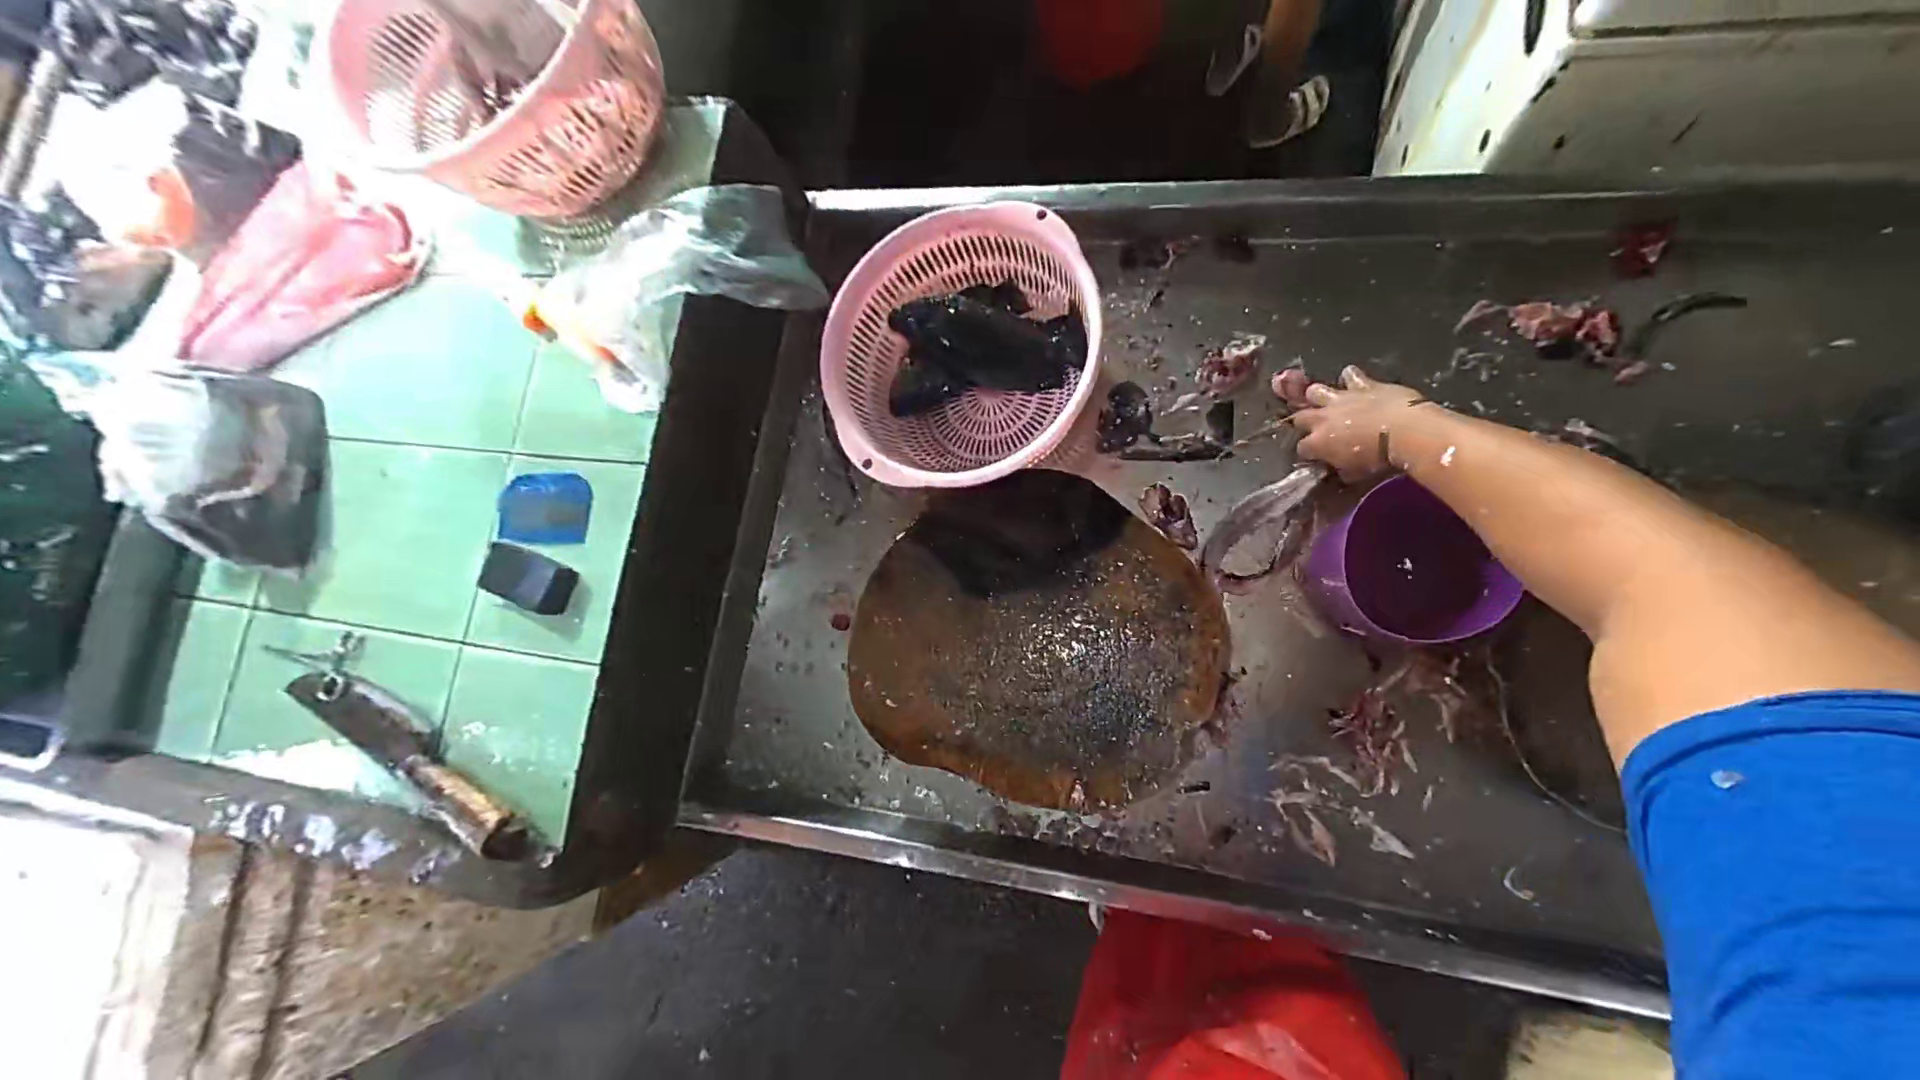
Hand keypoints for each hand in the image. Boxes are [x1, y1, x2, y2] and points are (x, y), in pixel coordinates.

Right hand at [1288, 366, 1436, 481]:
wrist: (1406, 432)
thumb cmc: (1380, 458)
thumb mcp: (1357, 473)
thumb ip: (1344, 469)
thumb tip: (1341, 470)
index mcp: (1318, 443)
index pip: (1302, 448)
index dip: (1308, 451)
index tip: (1315, 455)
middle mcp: (1322, 418)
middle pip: (1301, 418)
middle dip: (1304, 422)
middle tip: (1314, 426)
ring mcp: (1341, 399)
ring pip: (1315, 391)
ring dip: (1318, 395)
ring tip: (1325, 399)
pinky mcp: (1362, 385)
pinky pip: (1351, 376)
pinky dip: (1351, 377)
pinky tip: (1353, 378)